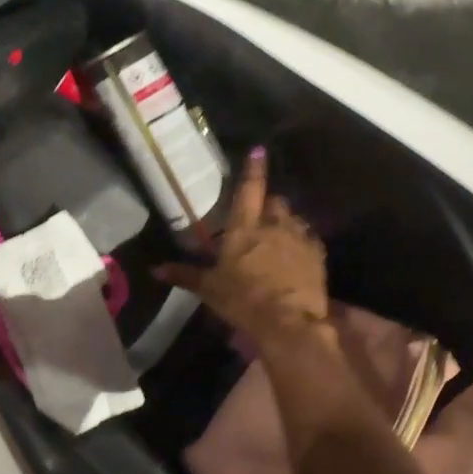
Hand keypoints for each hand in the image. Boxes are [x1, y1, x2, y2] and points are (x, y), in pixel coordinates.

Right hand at [156, 148, 329, 347]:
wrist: (289, 323)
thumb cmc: (243, 300)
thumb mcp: (209, 289)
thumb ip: (184, 275)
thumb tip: (154, 269)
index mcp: (244, 228)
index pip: (249, 189)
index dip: (254, 169)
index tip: (259, 150)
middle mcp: (273, 225)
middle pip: (275, 202)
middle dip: (269, 205)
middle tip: (261, 217)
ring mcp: (298, 239)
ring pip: (294, 219)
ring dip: (286, 223)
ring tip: (279, 237)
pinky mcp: (317, 256)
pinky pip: (310, 240)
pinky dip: (303, 242)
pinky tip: (297, 254)